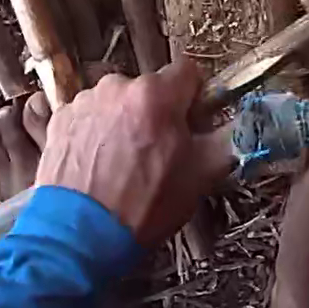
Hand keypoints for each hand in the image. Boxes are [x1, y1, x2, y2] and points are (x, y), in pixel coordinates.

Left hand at [35, 59, 233, 245]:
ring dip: (124, 122)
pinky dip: (96, 132)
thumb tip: (249, 121)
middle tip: (157, 153)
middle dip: (157, 113)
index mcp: (155, 94)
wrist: (78, 235)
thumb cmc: (144, 206)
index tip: (192, 123)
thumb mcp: (202, 174)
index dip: (195, 98)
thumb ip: (231, 138)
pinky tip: (97, 164)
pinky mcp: (59, 120)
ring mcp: (83, 102)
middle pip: (150, 89)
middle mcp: (115, 87)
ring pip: (117, 102)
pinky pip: (89, 116)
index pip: (188, 72)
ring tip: (122, 164)